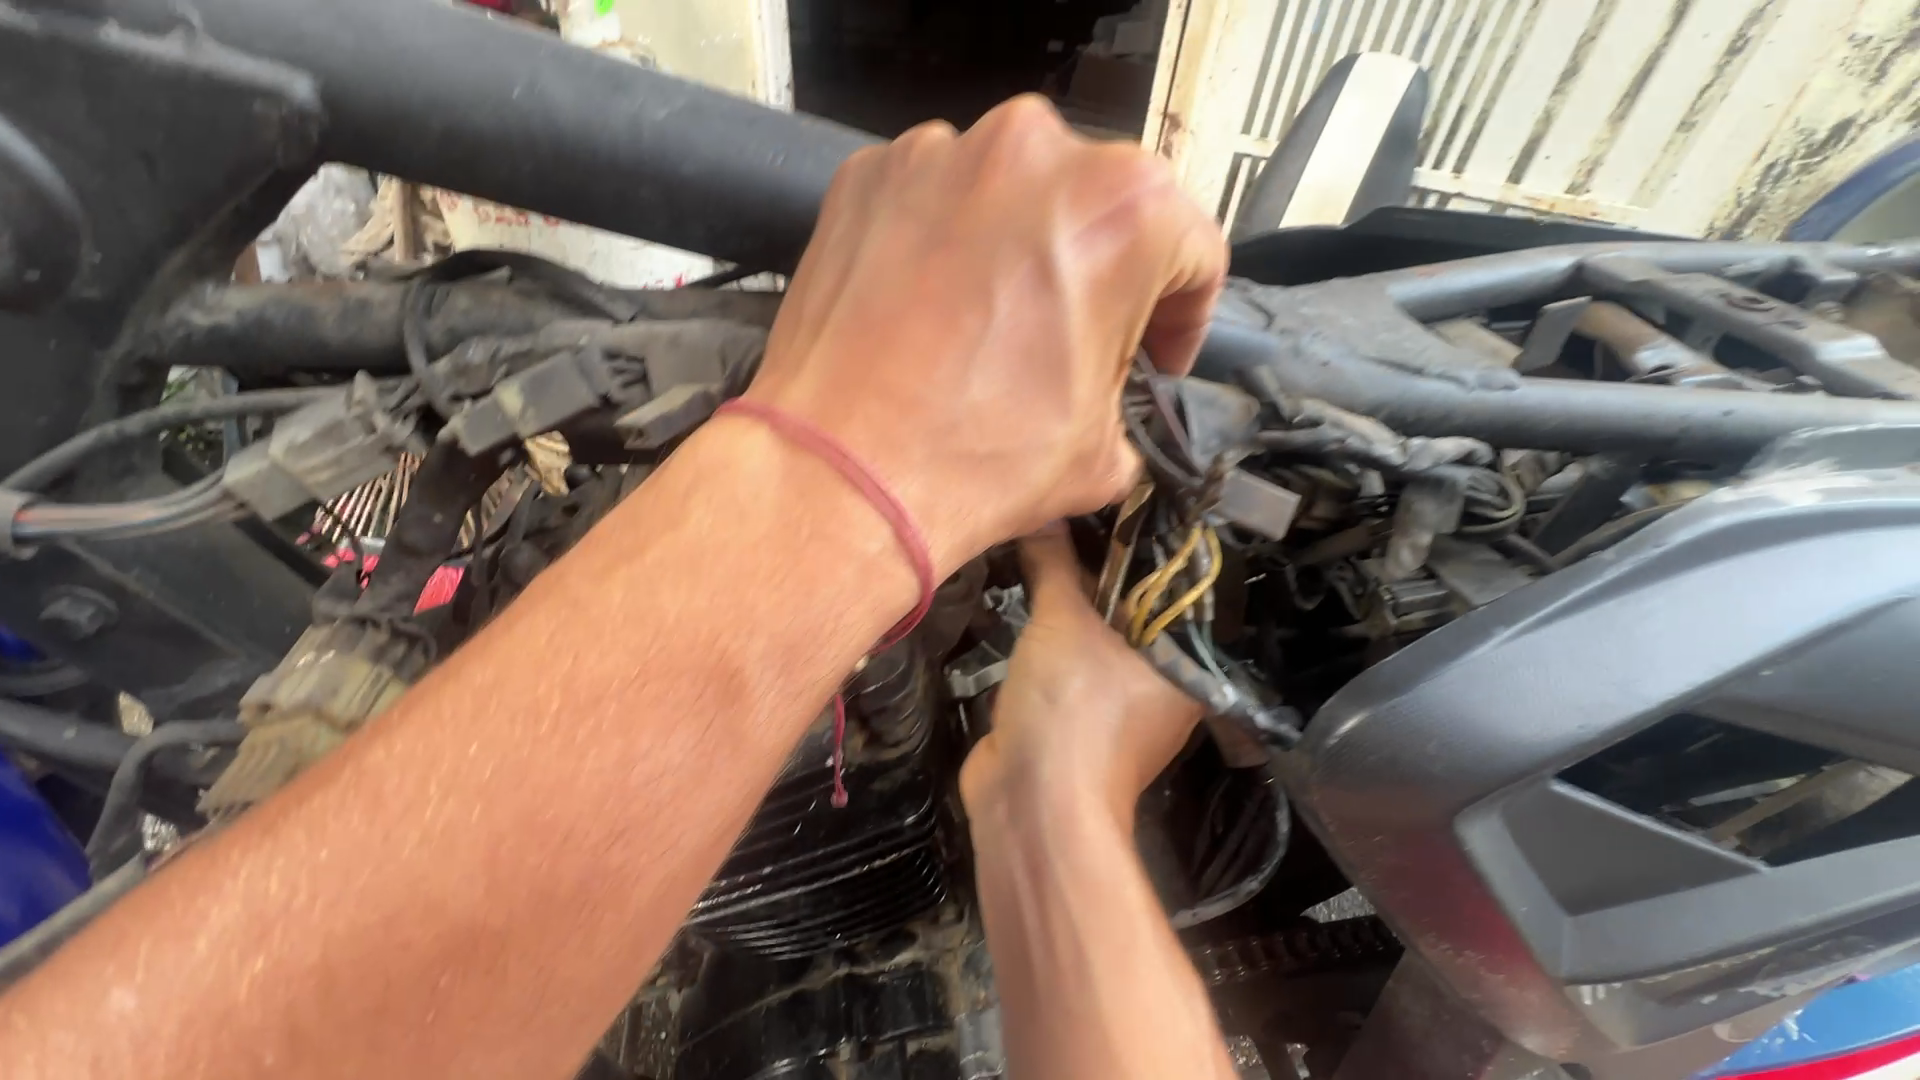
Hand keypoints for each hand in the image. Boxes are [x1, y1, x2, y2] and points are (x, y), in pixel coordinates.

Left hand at [743, 96, 1226, 575]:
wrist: (842, 476)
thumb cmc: (973, 462)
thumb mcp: (1098, 454)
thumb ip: (1127, 399)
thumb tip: (1105, 395)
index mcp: (1123, 208)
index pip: (1191, 247)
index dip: (1183, 315)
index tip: (1156, 354)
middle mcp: (1033, 152)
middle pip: (1100, 208)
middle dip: (1099, 276)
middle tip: (1073, 343)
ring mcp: (939, 156)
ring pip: (1012, 198)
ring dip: (1018, 253)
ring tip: (991, 332)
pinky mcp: (869, 178)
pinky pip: (933, 202)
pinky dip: (944, 246)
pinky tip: (932, 314)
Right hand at [961, 525, 1203, 822]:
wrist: (1030, 802)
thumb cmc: (1072, 707)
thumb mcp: (1063, 622)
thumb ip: (1055, 562)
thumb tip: (1045, 511)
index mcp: (1185, 660)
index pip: (1172, 584)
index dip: (1142, 539)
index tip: (1112, 495)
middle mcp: (1160, 677)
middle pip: (1130, 603)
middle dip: (1097, 563)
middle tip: (1070, 506)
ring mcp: (1116, 697)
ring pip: (1095, 629)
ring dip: (1069, 595)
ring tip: (1047, 532)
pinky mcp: (1074, 709)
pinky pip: (1068, 653)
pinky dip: (1050, 626)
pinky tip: (1028, 584)